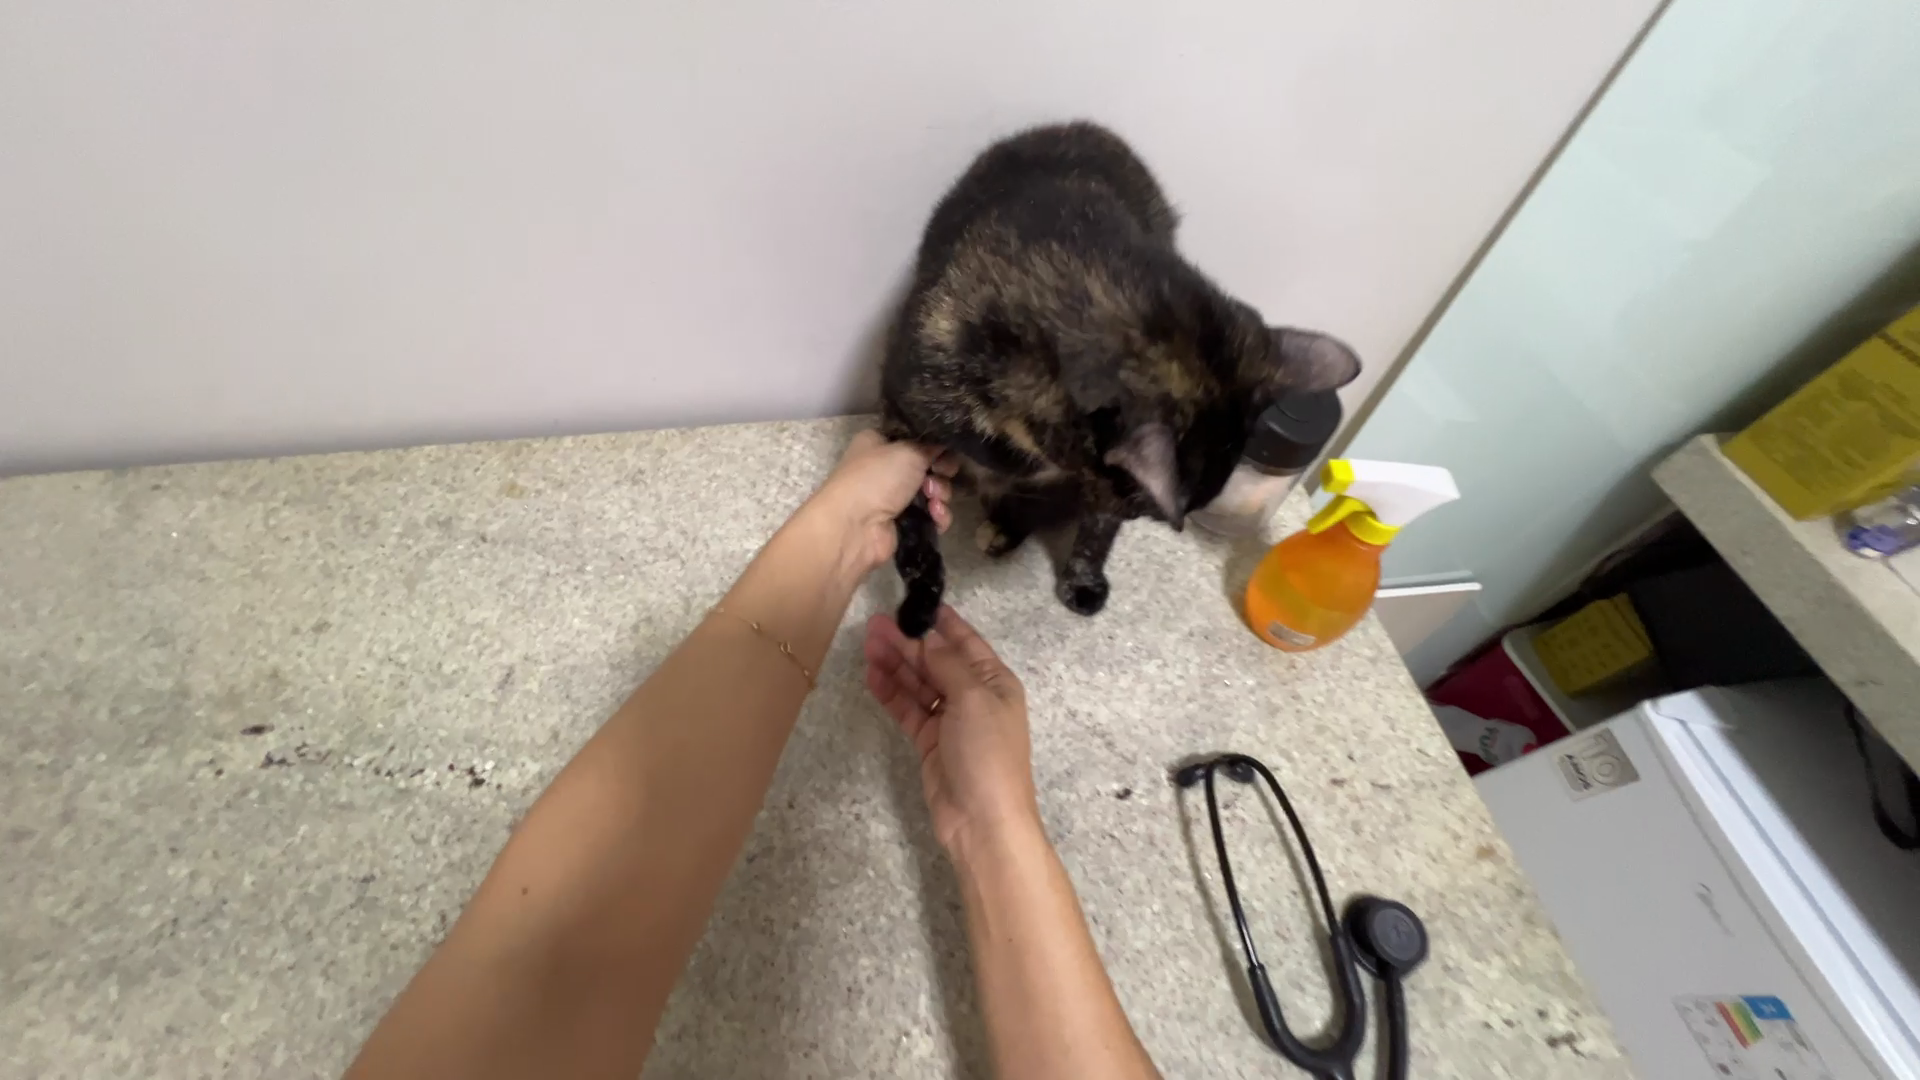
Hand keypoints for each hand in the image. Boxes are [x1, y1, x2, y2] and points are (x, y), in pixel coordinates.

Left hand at [809, 429, 956, 571]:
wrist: (855, 526)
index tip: (945, 450)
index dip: (934, 444)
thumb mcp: (907, 450)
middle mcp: (887, 469)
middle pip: (929, 466)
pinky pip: (932, 516)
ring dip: (941, 494)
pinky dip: (938, 516)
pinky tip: (935, 515)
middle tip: (940, 473)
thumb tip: (942, 446)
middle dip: (940, 471)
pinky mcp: (904, 523)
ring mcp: (895, 498)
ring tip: (933, 499)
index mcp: (880, 444)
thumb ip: (930, 445)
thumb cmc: (876, 478)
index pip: (915, 439)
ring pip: (933, 492)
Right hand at [863, 605, 1039, 856]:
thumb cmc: (987, 752)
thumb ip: (948, 665)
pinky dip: (891, 693)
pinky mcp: (929, 741)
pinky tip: (872, 675)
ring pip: (919, 684)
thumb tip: (931, 636)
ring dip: (896, 664)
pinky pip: (908, 709)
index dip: (942, 623)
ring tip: (867, 644)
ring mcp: (950, 720)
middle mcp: (973, 696)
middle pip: (937, 661)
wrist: (983, 821)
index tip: (915, 603)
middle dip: (908, 642)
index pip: (966, 642)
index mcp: (995, 681)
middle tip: (874, 625)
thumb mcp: (974, 699)